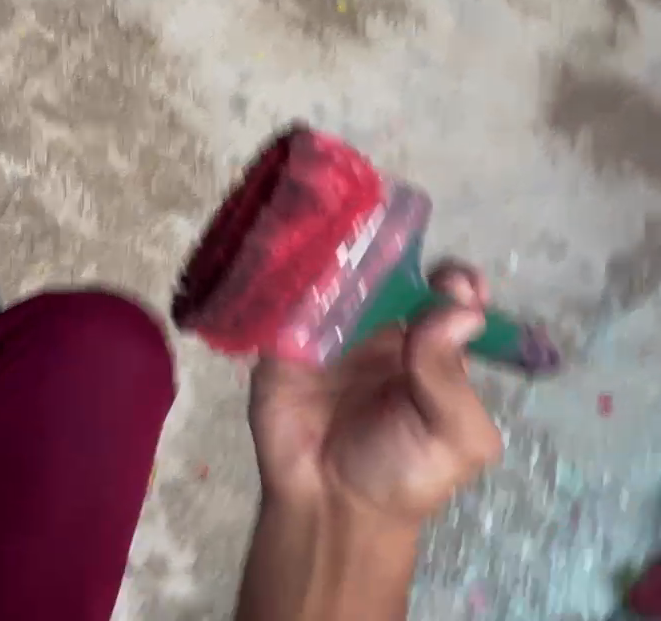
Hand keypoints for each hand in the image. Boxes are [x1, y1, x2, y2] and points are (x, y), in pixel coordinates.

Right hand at [249, 263, 503, 527]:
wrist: (327, 498)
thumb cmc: (405, 471)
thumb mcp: (454, 436)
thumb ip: (449, 375)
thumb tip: (459, 309)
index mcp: (428, 351)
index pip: (443, 303)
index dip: (450, 283)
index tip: (450, 277)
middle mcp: (376, 333)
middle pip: (381, 281)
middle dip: (382, 257)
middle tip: (377, 242)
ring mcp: (323, 332)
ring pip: (328, 284)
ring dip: (328, 260)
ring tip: (330, 237)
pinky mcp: (276, 338)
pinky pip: (279, 303)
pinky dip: (280, 281)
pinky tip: (285, 262)